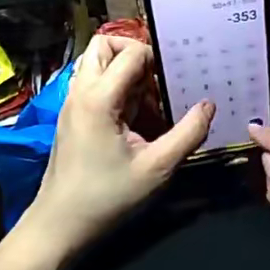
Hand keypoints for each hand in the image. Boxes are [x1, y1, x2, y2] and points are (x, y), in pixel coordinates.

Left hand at [16, 35, 213, 261]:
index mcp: (98, 98)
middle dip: (134, 54)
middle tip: (158, 81)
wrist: (60, 223)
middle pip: (104, 45)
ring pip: (96, 64)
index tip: (177, 78)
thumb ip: (188, 133)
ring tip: (149, 101)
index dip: (157, 59)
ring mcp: (72, 103)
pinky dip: (114, 88)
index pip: (130, 53)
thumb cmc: (107, 197)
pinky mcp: (71, 116)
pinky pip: (93, 84)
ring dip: (123, 71)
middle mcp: (80, 91)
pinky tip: (135, 118)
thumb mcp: (157, 168)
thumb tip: (208, 105)